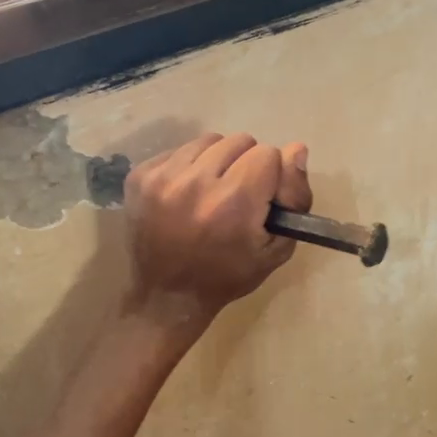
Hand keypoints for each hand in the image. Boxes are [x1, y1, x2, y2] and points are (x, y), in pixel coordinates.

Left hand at [123, 133, 312, 322]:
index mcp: (233, 202)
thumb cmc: (228, 275)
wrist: (166, 296)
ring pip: (209, 141)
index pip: (268, 154)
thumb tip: (296, 148)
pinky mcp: (141, 175)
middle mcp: (195, 182)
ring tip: (211, 193)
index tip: (261, 199)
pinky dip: (189, 167)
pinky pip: (180, 150)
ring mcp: (162, 177)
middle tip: (236, 197)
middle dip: (245, 164)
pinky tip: (186, 196)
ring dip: (217, 161)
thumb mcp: (276, 248)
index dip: (270, 176)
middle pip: (239, 141)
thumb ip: (294, 197)